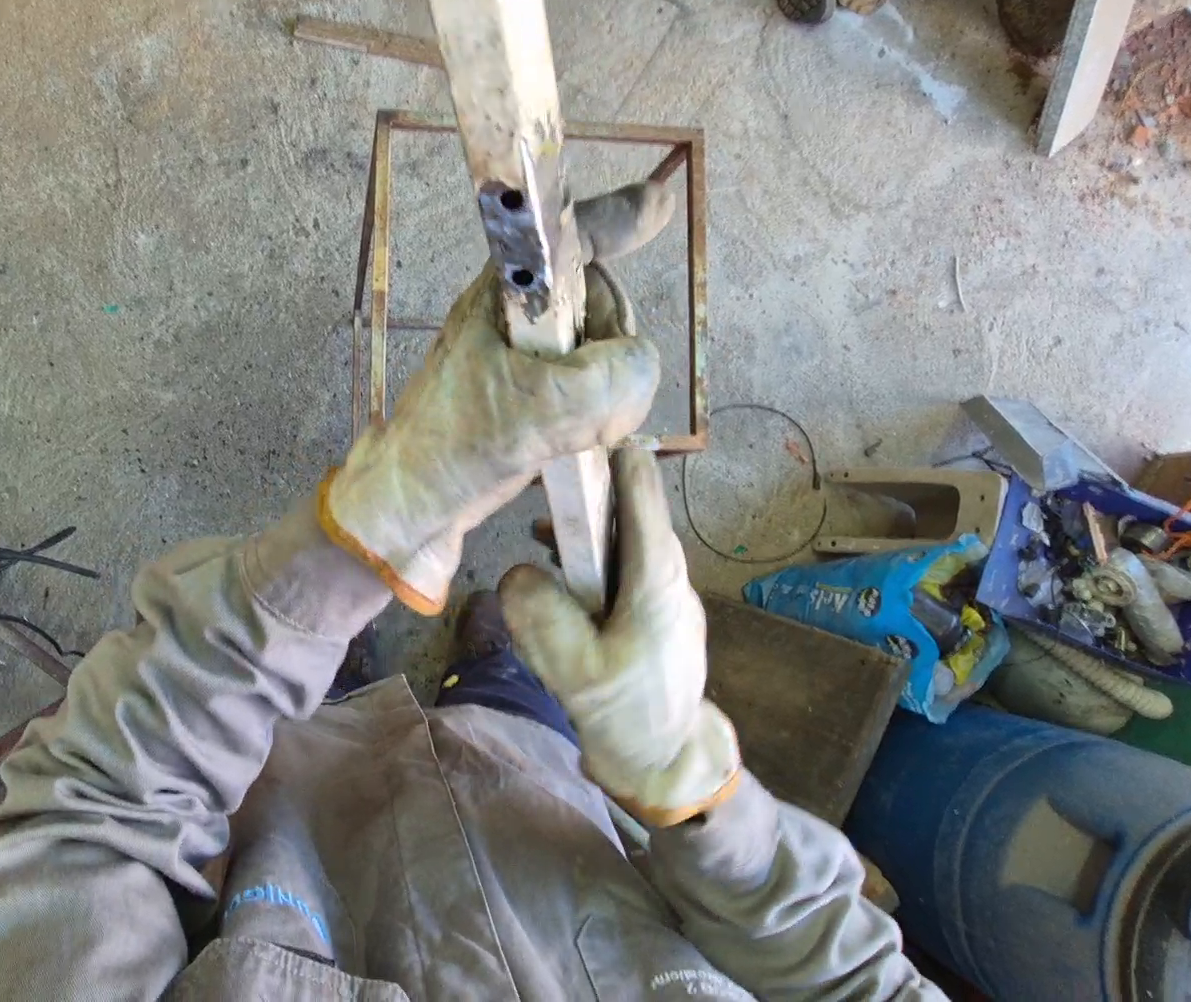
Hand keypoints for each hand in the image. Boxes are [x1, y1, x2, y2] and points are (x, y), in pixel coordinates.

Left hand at [319, 181, 672, 614]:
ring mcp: (522, 352)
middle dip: (613, 344)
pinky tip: (576, 436)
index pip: (569, 235)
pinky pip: (586, 381)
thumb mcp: (545, 408)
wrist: (415, 499)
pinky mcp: (528, 388)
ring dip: (605, 387)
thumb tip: (639, 369)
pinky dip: (596, 406)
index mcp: (505, 291)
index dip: (616, 218)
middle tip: (585, 400)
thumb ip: (615, 379)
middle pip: (599, 299)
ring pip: (598, 347)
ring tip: (568, 428)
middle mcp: (515, 312)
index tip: (658, 204)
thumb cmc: (460, 444)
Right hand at [499, 448, 741, 827]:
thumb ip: (539, 613)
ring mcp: (667, 593)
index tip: (579, 427)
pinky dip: (595, 554)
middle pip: (633, 509)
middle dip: (591, 487)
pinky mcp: (656, 611)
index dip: (612, 455)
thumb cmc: (626, 715)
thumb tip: (520, 570)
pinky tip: (563, 570)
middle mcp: (668, 575)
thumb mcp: (572, 669)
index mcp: (656, 579)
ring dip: (589, 525)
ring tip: (546, 527)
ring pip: (628, 537)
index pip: (640, 495)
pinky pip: (626, 564)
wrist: (670, 763)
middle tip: (547, 475)